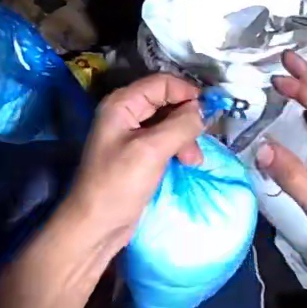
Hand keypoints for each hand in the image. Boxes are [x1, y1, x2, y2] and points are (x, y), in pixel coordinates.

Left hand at [60, 74, 204, 255]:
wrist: (96, 224)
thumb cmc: (119, 183)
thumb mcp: (152, 150)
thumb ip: (179, 125)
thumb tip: (202, 109)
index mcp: (121, 103)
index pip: (161, 82)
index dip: (186, 92)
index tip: (210, 110)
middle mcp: (125, 112)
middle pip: (166, 101)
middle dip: (187, 118)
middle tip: (199, 143)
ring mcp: (130, 133)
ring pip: (168, 122)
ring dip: (185, 137)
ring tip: (193, 161)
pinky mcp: (137, 153)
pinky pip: (164, 140)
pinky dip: (178, 148)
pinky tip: (186, 163)